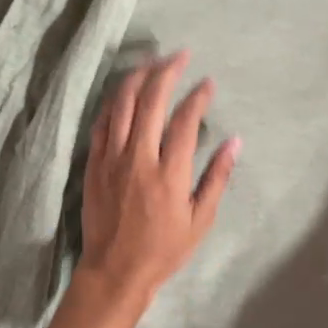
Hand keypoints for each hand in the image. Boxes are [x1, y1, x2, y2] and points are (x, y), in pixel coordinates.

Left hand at [78, 52, 239, 304]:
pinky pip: (102, 124)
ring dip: (137, 78)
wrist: (115, 271)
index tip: (208, 83)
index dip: (197, 96)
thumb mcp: (200, 221)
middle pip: (151, 100)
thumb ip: (216, 178)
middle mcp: (138, 159)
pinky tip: (124, 93)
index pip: (184, 120)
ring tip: (152, 62)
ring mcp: (111, 159)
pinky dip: (114, 103)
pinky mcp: (93, 165)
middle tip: (181, 56)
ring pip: (121, 105)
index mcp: (168, 174)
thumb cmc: (163, 250)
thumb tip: (234, 142)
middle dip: (167, 71)